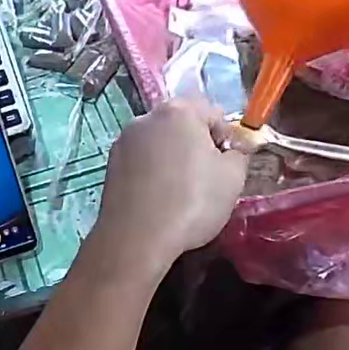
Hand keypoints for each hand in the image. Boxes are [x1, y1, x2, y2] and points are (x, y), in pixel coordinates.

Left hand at [91, 98, 249, 272]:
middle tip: (205, 181)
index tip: (225, 167)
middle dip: (196, 147)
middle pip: (182, 126)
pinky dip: (151, 174)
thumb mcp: (233, 178)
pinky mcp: (110, 165)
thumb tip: (230, 152)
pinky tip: (157, 199)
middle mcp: (146, 118)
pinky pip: (140, 163)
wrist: (136, 238)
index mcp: (179, 111)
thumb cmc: (191, 203)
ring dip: (172, 160)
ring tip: (179, 193)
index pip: (213, 114)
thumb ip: (239, 155)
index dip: (225, 140)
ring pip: (159, 145)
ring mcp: (123, 141)